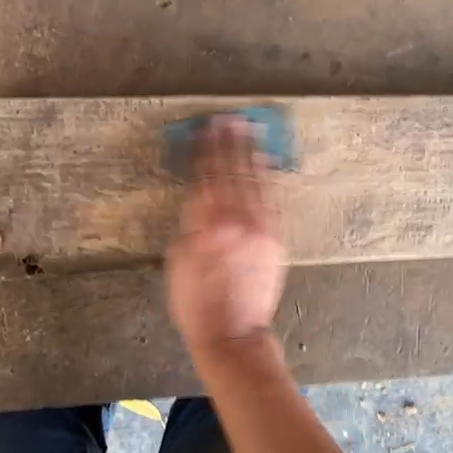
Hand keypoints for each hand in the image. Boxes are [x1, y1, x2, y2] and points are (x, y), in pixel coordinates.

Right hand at [166, 117, 287, 359]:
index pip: (205, 176)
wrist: (233, 334)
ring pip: (256, 180)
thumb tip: (195, 201)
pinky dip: (270, 178)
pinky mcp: (275, 240)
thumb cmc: (196, 303)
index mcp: (206, 225)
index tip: (205, 129)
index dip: (205, 150)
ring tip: (250, 129)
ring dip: (251, 152)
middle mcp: (236, 221)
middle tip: (229, 118)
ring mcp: (260, 229)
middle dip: (229, 142)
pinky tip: (267, 162)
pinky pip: (274, 200)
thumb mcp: (177, 262)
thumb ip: (187, 226)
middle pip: (232, 171)